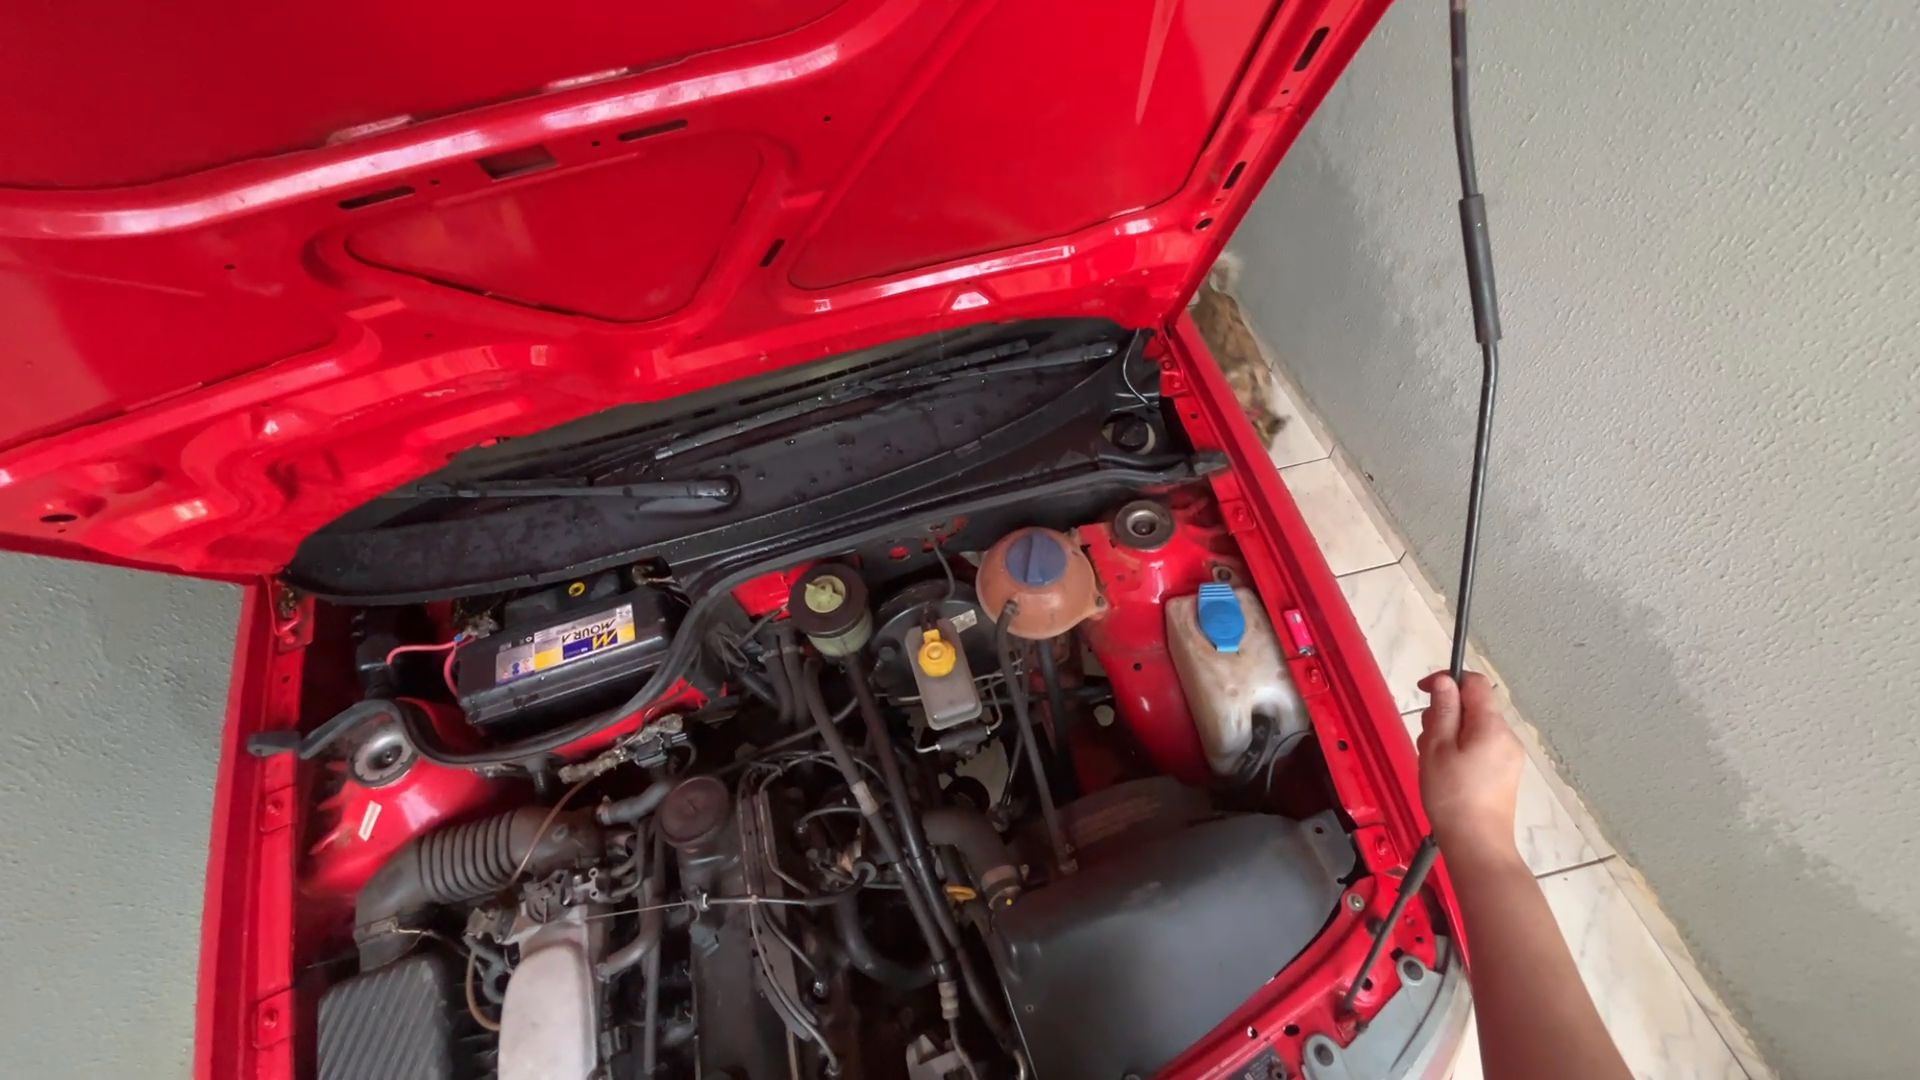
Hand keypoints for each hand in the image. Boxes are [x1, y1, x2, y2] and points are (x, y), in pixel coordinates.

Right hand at [1417, 671, 1524, 861]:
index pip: (1475, 683)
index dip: (1448, 679)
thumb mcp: (1436, 746)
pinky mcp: (1505, 771)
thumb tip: (1445, 680)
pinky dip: (1460, 746)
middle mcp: (1507, 737)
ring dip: (1450, 731)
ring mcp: (1509, 755)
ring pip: (1473, 726)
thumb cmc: (1450, 793)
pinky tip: (1447, 768)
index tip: (1423, 691)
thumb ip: (1442, 710)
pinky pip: (1480, 744)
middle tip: (1427, 737)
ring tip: (1434, 758)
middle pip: (1474, 705)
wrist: (1476, 842)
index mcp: (1491, 727)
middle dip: (1445, 711)